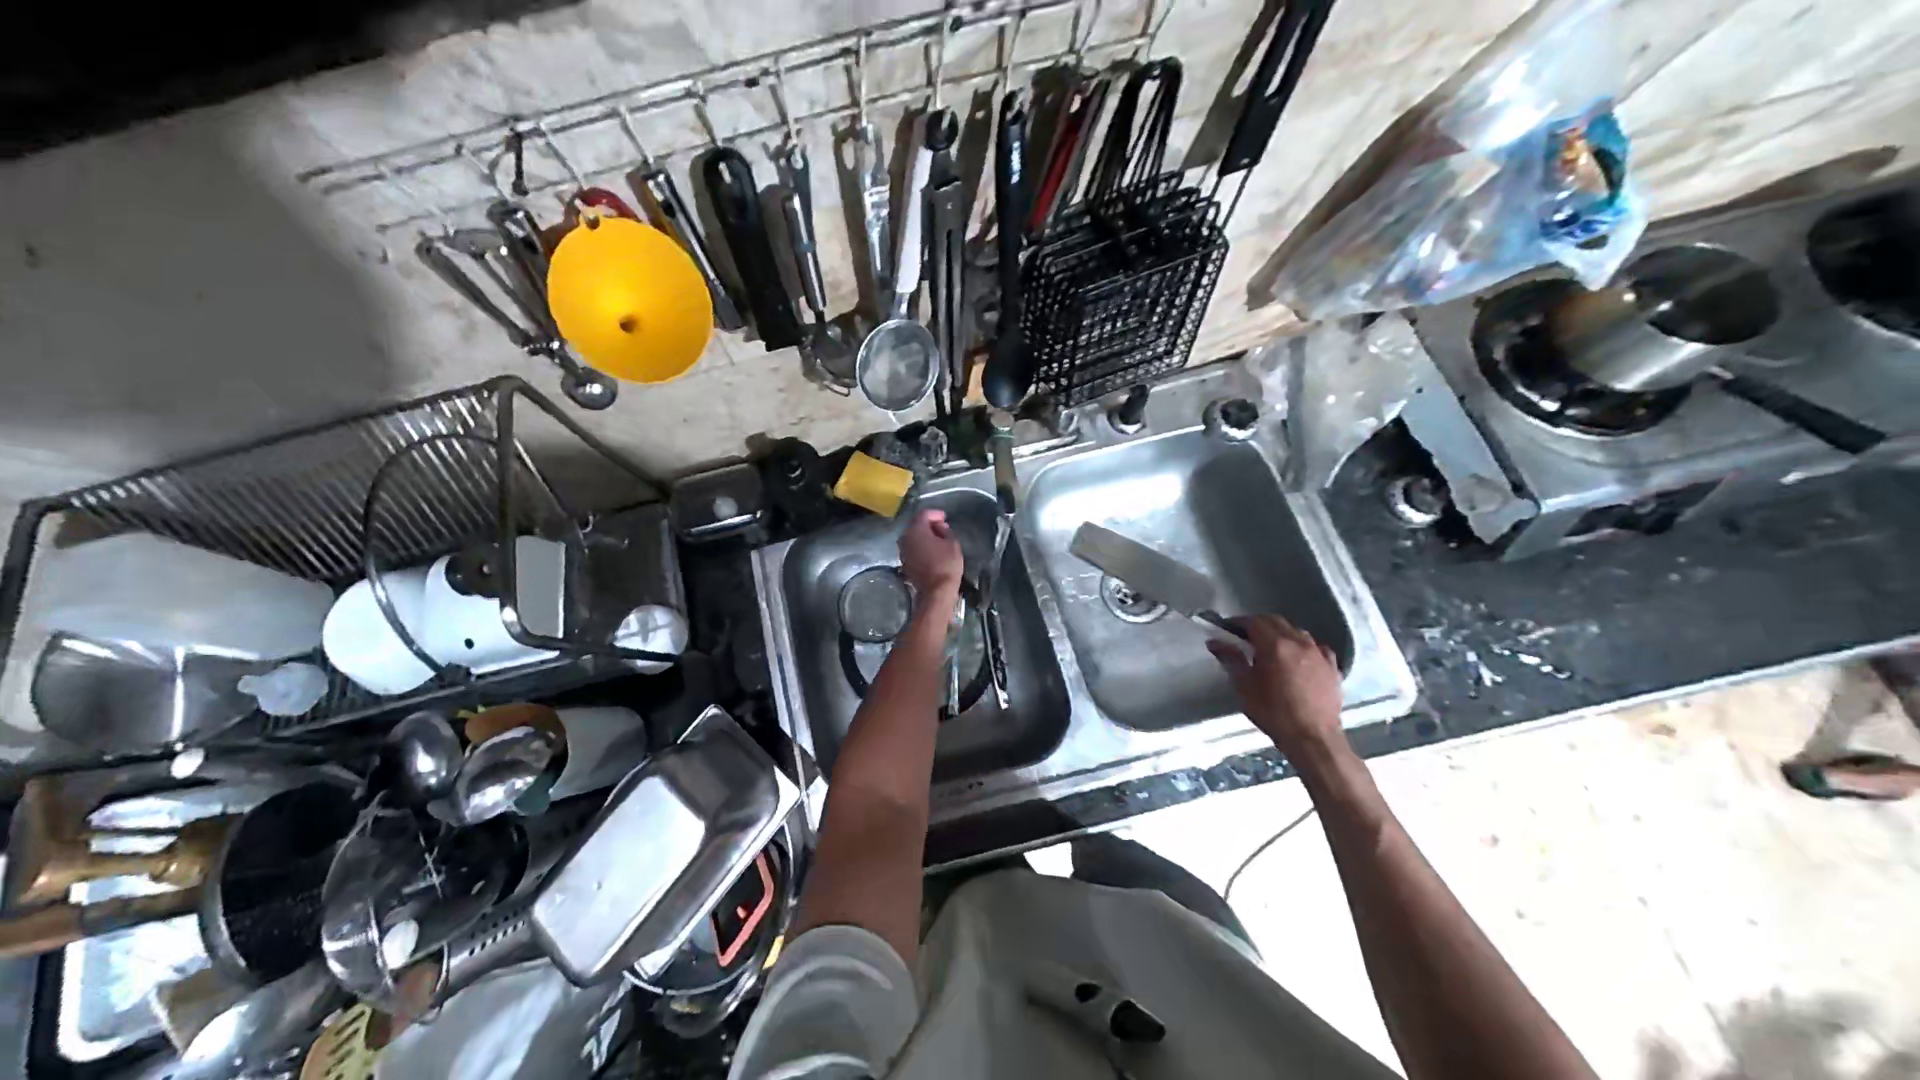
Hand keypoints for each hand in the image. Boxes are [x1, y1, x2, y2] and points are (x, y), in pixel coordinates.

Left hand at [898, 509, 963, 602]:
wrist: (935, 591)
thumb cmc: (946, 565)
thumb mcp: (953, 543)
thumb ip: (945, 530)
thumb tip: (939, 527)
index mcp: (916, 530)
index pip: (923, 514)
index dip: (935, 513)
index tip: (945, 517)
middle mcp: (905, 538)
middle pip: (915, 525)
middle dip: (928, 524)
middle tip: (942, 527)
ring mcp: (903, 551)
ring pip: (913, 537)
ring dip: (924, 535)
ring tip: (938, 539)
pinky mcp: (904, 562)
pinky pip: (912, 548)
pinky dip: (920, 546)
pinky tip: (931, 550)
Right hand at [1207, 615, 1343, 759]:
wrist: (1314, 738)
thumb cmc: (1274, 713)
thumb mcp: (1245, 687)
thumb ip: (1231, 659)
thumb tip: (1216, 642)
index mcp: (1275, 645)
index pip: (1253, 621)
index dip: (1237, 622)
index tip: (1226, 629)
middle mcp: (1299, 642)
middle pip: (1276, 621)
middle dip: (1258, 624)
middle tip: (1243, 637)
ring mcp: (1319, 653)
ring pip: (1296, 631)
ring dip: (1280, 633)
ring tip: (1269, 647)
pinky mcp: (1332, 666)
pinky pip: (1315, 646)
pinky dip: (1302, 646)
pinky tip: (1298, 658)